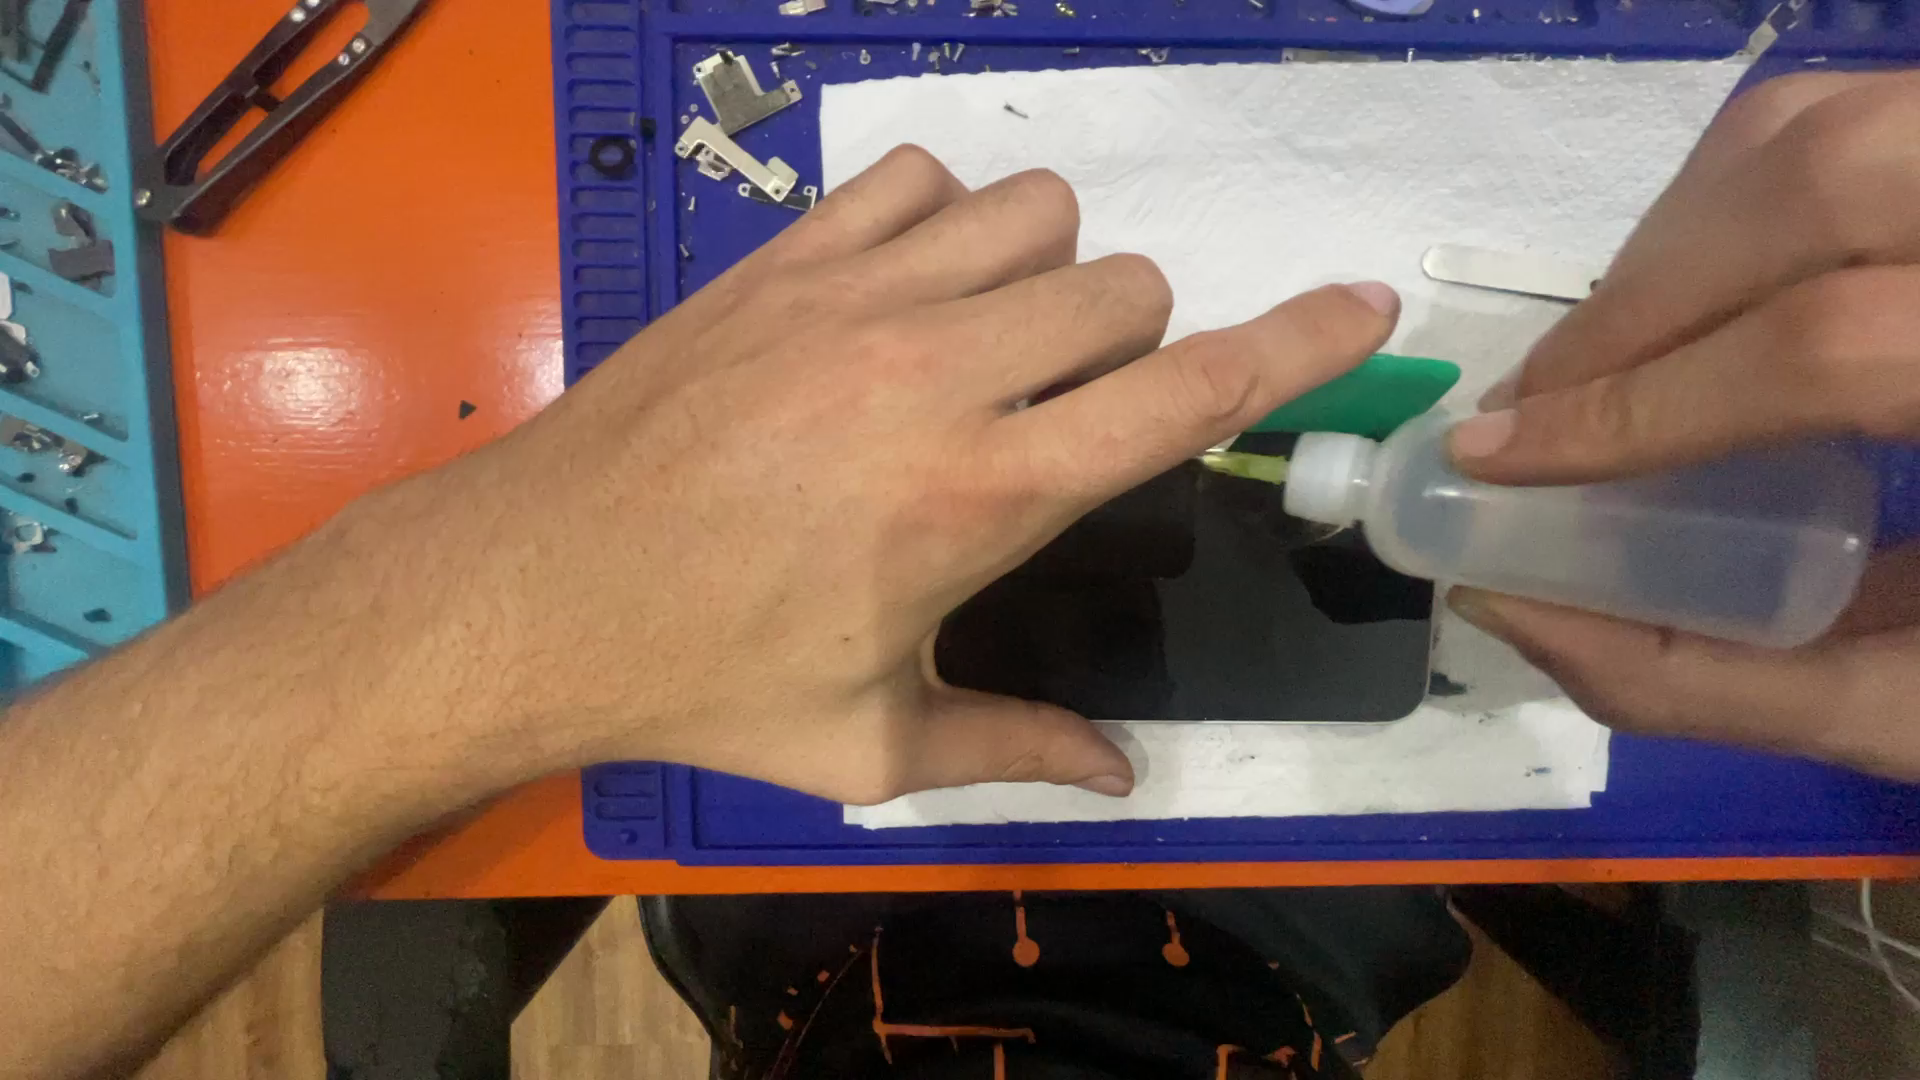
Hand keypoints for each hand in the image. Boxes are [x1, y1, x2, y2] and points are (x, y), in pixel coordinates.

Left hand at [375, 146, 1396, 803]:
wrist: (530, 594)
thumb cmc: (706, 680)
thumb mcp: (871, 747)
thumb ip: (1015, 750)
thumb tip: (1124, 778)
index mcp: (982, 497)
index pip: (1183, 396)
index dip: (1293, 348)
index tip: (1359, 309)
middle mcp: (938, 374)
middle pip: (1123, 287)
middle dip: (1131, 344)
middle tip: (1058, 413)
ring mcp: (853, 297)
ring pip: (1035, 212)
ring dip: (1046, 276)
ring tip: (988, 349)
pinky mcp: (779, 262)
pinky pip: (915, 180)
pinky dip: (943, 222)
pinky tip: (903, 293)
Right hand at [1440, 71, 1919, 778]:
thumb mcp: (1896, 710)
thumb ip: (1691, 678)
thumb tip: (1491, 600)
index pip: (1830, 350)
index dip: (1630, 405)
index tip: (1483, 459)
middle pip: (1820, 187)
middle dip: (1628, 312)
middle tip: (1531, 409)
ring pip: (1809, 137)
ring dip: (1658, 254)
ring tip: (1600, 360)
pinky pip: (1814, 130)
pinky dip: (1703, 211)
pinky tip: (1680, 305)